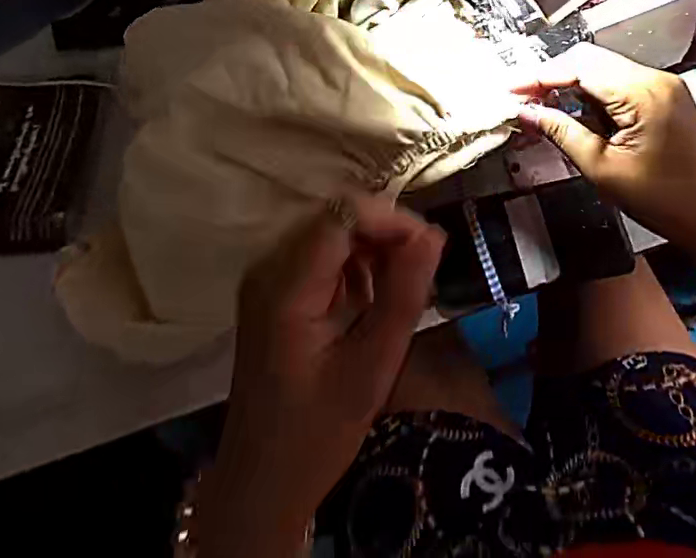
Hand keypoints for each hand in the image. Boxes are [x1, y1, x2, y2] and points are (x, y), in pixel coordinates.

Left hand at [193, 202, 443, 556]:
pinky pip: (323, 251)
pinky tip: (376, 294)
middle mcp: (268, 267)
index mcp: (286, 288)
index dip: (391, 219)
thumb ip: (404, 296)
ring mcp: (268, 275)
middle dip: (386, 233)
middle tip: (422, 271)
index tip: (430, 247)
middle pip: (337, 216)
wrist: (261, 481)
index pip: (342, 215)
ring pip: (333, 228)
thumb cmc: (317, 433)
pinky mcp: (275, 287)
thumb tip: (434, 235)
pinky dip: (357, 262)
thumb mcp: (372, 368)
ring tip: (404, 287)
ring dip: (374, 247)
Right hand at [512, 42, 695, 240]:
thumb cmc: (667, 200)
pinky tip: (578, 115)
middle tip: (525, 100)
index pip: (578, 67)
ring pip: (603, 69)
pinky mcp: (666, 97)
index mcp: (642, 93)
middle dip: (553, 78)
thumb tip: (528, 112)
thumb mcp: (602, 168)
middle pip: (590, 60)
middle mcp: (656, 79)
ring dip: (572, 86)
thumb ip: (561, 132)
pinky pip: (620, 83)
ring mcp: (664, 86)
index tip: (514, 90)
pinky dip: (594, 95)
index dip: (540, 77)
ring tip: (546, 111)